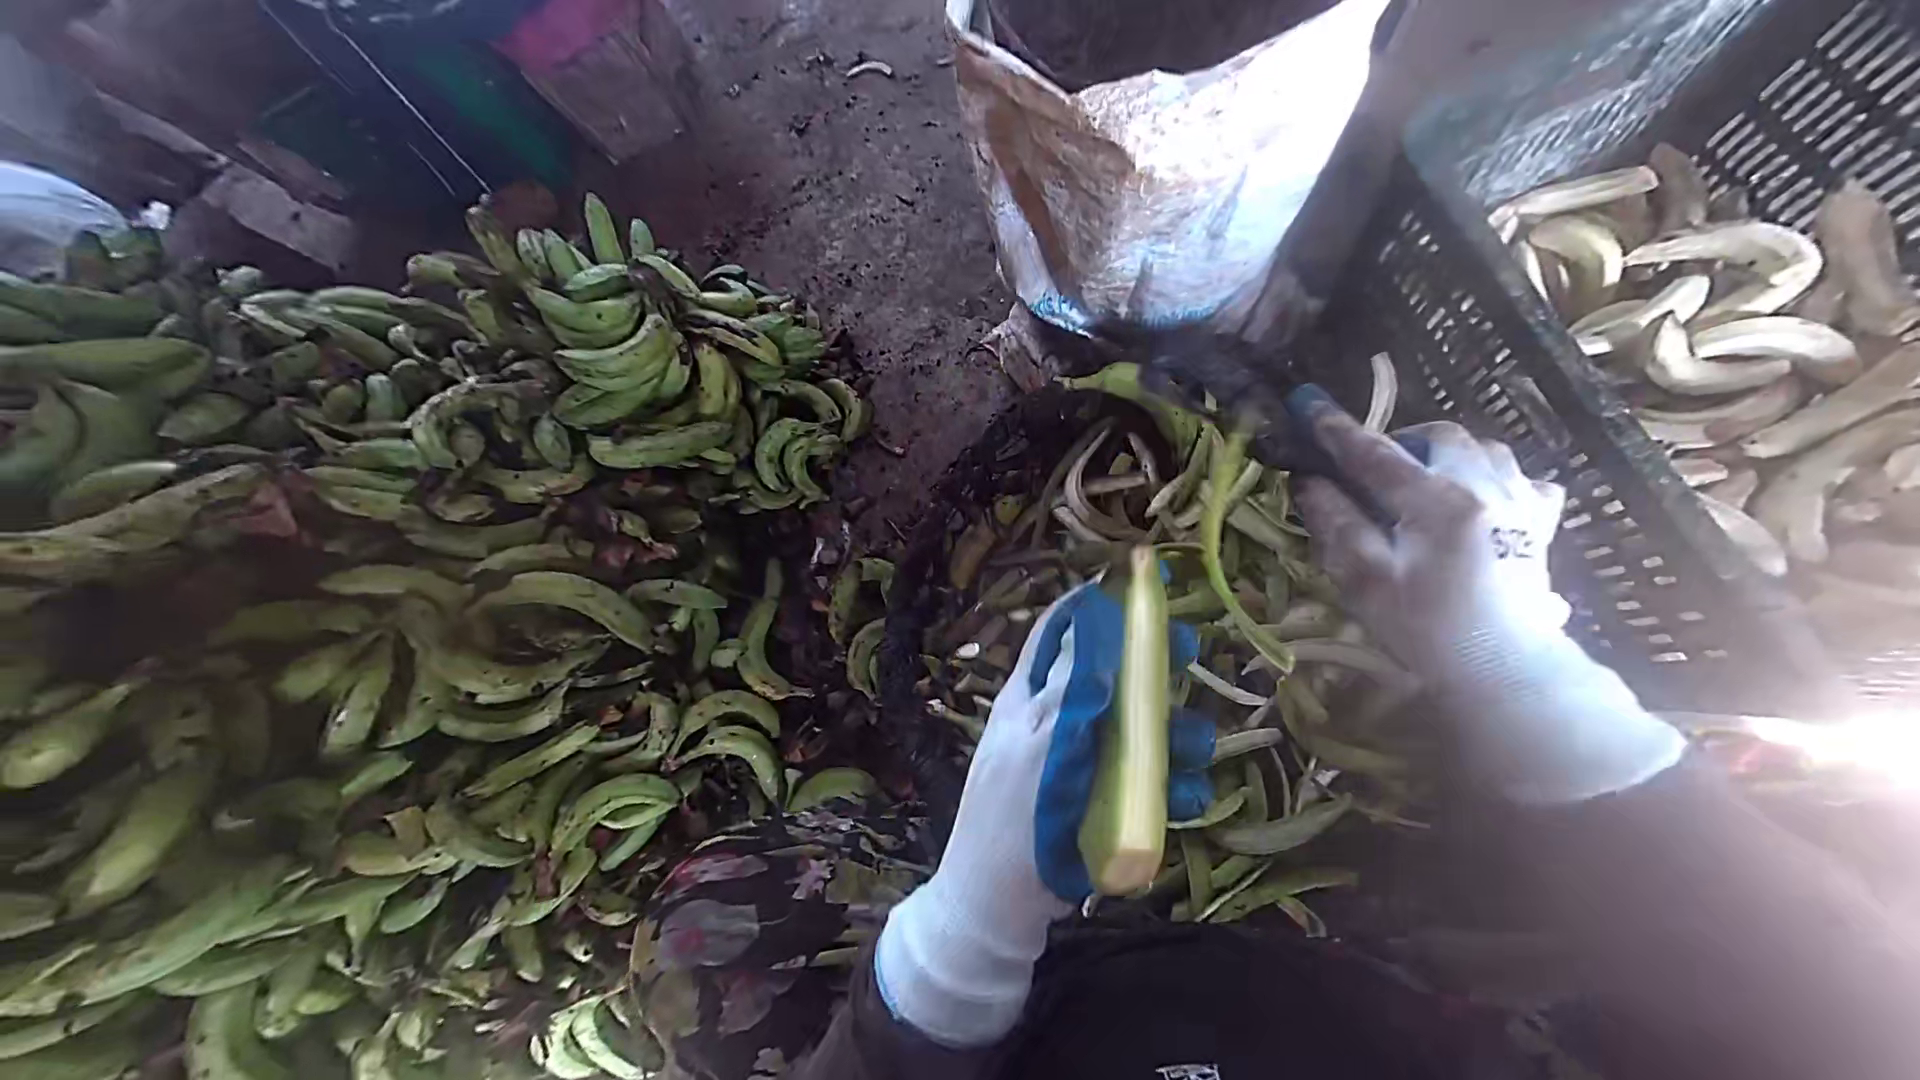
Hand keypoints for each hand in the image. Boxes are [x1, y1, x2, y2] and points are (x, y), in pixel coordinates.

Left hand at [875, 580, 1208, 1046]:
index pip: (1062, 632)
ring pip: (1139, 724)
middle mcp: (1061, 716)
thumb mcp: (1039, 746)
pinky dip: (1169, 781)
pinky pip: (1146, 776)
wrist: (1000, 904)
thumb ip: (1071, 690)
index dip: (1097, 606)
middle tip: (1188, 652)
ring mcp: (1085, 757)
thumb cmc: (1011, 818)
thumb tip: (1097, 621)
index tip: (1138, 586)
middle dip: (1151, 663)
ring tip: (1195, 748)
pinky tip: (1185, 796)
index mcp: (1033, 694)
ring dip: (1173, 730)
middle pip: (1112, 672)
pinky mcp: (1105, 796)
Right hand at [1294, 414, 1570, 687]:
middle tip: (1370, 468)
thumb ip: (1336, 522)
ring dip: (1442, 453)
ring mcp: (1522, 502)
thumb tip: (1310, 481)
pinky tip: (1472, 499)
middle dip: (1399, 440)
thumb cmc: (1424, 627)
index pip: (1375, 453)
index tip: (1307, 403)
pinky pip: (1518, 476)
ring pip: (1482, 448)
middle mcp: (1486, 488)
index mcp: (1438, 503)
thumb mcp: (1364, 578)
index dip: (1335, 428)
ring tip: (1416, 481)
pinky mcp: (1541, 523)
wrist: (1503, 671)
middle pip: (1439, 436)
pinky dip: (1487, 474)